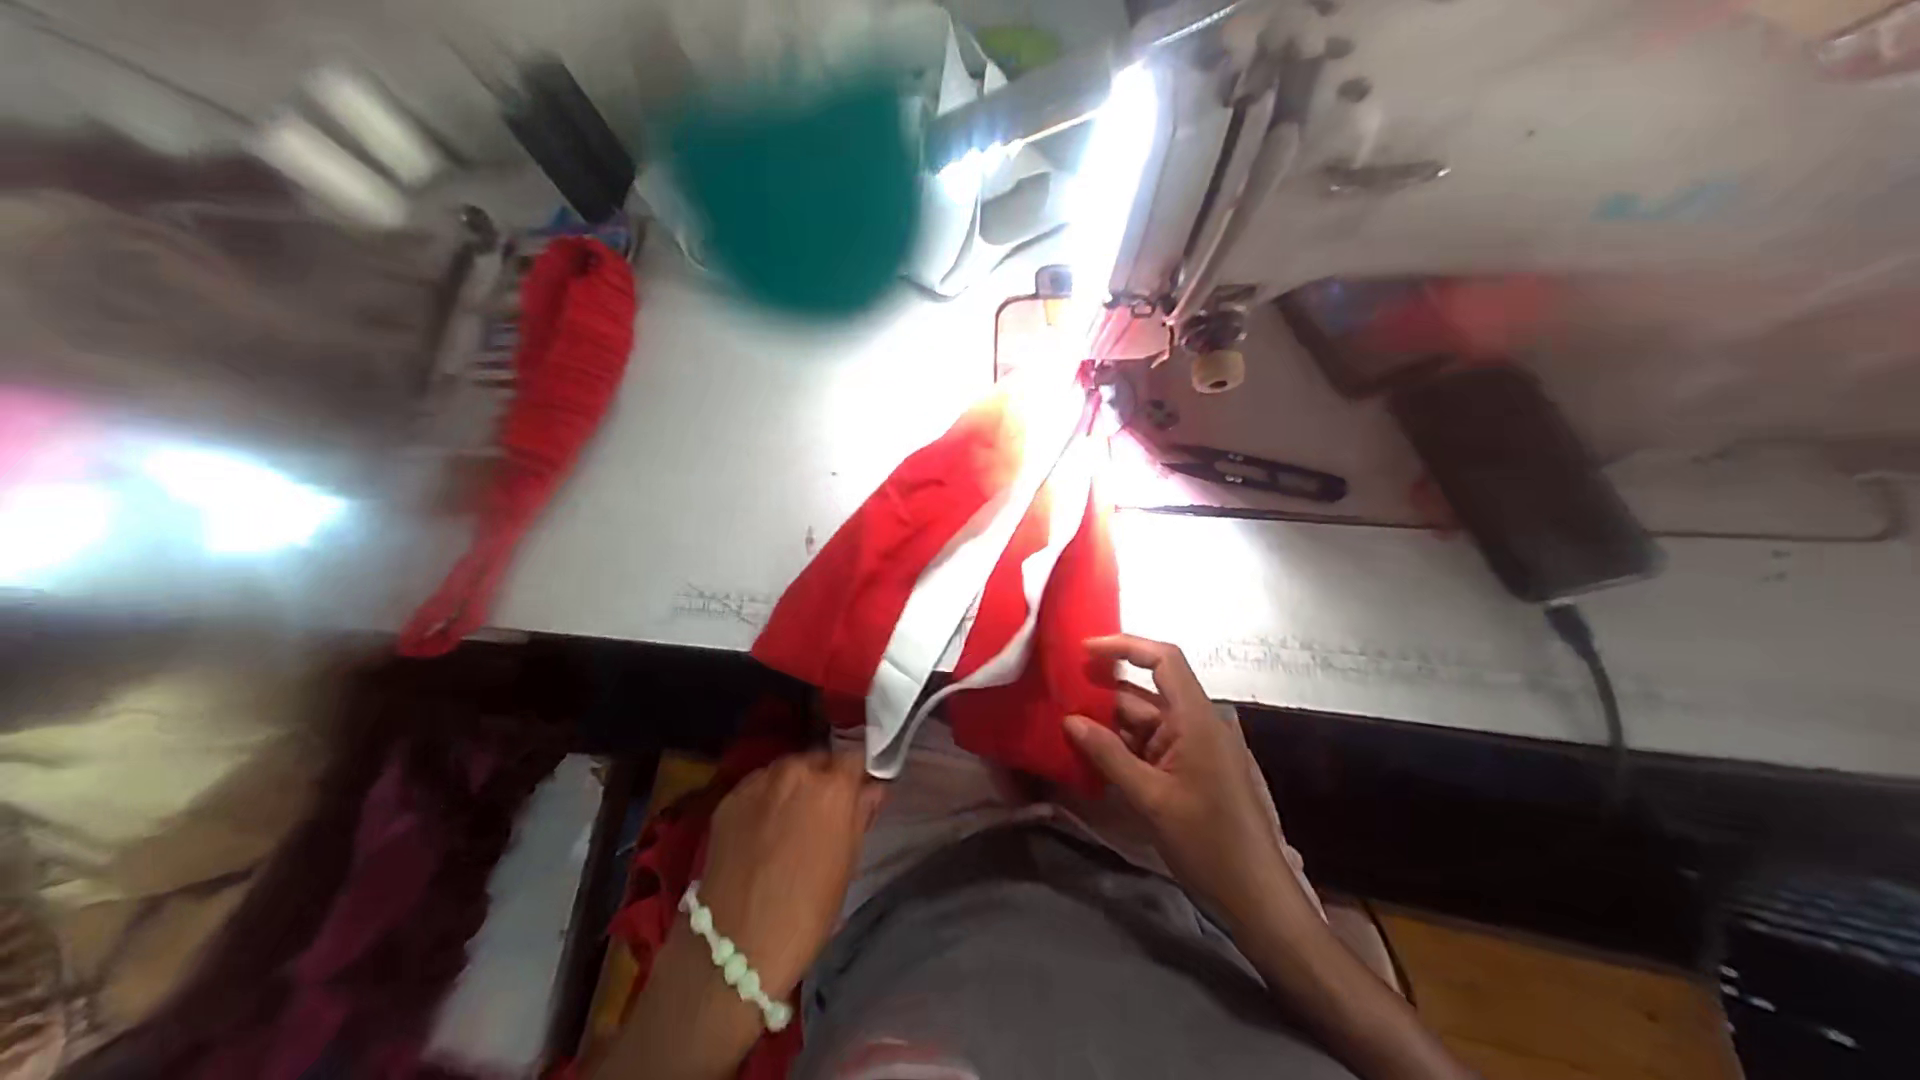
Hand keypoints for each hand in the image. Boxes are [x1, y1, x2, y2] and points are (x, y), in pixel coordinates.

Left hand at [697, 750, 883, 997]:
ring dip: (793, 786)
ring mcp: (757, 782)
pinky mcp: (728, 798)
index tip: (860, 789)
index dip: (859, 773)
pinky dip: (765, 798)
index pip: (855, 756)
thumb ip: (861, 814)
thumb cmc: (809, 908)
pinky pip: (757, 787)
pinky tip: (762, 829)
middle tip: (825, 810)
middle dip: (825, 778)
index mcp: (832, 785)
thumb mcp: (848, 862)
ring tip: (790, 819)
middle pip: (818, 760)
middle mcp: (795, 771)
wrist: (739, 942)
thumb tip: (873, 788)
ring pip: (785, 771)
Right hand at [1064, 634, 1299, 924]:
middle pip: (1144, 694)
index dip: (1125, 645)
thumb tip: (1069, 721)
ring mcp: (1192, 748)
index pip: (1163, 660)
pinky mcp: (1188, 769)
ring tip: (1063, 725)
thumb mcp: (1151, 798)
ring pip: (1142, 722)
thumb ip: (1108, 755)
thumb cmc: (1208, 841)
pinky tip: (1089, 754)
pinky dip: (1120, 748)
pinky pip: (1148, 746)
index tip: (1084, 649)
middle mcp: (1195, 724)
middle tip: (1057, 696)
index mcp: (1196, 719)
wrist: (1254, 894)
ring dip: (1107, 724)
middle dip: (1102, 694)